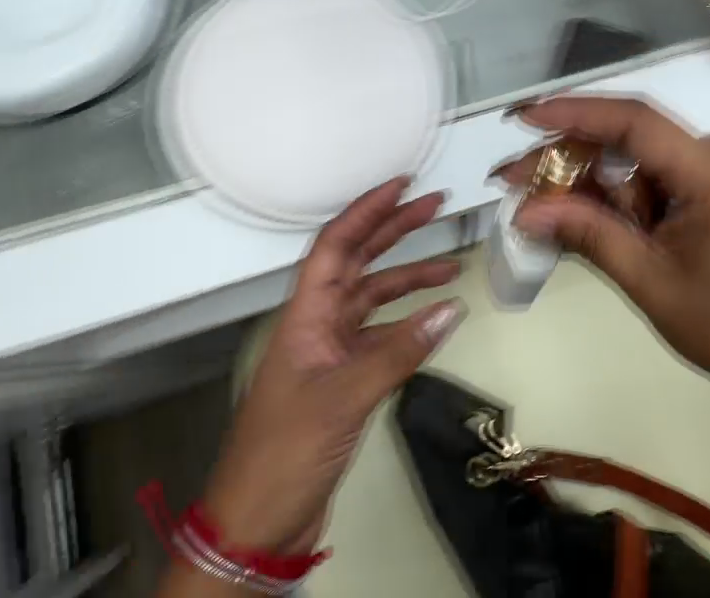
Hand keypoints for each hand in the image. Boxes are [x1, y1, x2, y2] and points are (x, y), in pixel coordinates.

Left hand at [202, 179, 466, 553]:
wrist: (257, 523)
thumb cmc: (286, 451)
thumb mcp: (343, 397)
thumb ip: (399, 352)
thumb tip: (452, 308)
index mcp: (304, 316)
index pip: (336, 246)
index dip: (366, 210)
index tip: (402, 185)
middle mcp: (318, 324)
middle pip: (358, 263)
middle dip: (394, 231)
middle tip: (436, 205)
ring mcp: (331, 354)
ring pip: (374, 300)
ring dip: (409, 279)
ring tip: (452, 264)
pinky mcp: (345, 382)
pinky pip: (382, 338)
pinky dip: (410, 325)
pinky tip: (436, 320)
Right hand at [511, 97, 709, 402]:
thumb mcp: (649, 281)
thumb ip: (587, 234)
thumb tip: (524, 211)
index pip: (636, 122)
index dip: (574, 113)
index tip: (523, 118)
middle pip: (633, 135)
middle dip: (571, 156)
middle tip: (514, 179)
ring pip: (641, 157)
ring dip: (593, 179)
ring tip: (543, 205)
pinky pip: (659, 175)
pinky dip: (622, 193)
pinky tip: (585, 212)